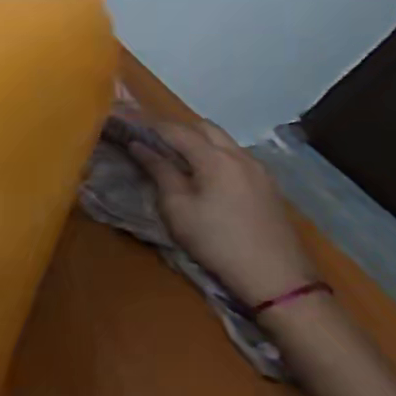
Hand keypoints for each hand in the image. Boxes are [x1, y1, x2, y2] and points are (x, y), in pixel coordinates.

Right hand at [125, 117, 317, 307]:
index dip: (145, 123)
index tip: (121, 120)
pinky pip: (233, 156)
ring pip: (222, 141)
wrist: (275, 276)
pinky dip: (211, 154)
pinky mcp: (266, 185)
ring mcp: (258, 170)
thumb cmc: (215, 240)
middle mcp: (240, 156)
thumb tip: (139, 146)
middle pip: (203, 128)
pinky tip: (199, 173)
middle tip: (146, 139)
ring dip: (194, 141)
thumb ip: (159, 171)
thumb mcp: (177, 206)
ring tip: (169, 156)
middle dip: (173, 128)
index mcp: (216, 158)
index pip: (175, 130)